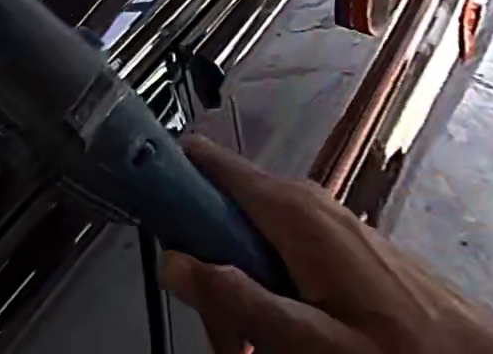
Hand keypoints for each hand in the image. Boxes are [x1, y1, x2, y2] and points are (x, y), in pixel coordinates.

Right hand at [159, 137, 492, 353]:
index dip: (165, 179)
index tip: (153, 223)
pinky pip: (280, 255)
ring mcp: (322, 221)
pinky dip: (272, 291)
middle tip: (221, 329)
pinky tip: (292, 339)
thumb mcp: (318, 345)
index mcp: (286, 206)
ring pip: (246, 237)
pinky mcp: (340, 246)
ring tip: (256, 346)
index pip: (199, 158)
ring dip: (238, 285)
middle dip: (207, 262)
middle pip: (217, 208)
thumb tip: (172, 263)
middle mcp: (298, 199)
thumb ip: (240, 301)